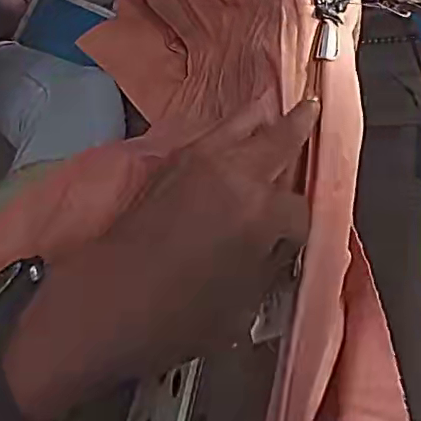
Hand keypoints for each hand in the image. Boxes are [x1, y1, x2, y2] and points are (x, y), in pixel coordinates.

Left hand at [0, 97, 317, 420]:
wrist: (106, 301)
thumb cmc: (175, 316)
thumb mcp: (241, 306)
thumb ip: (270, 265)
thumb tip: (281, 245)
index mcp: (259, 212)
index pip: (300, 210)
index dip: (301, 228)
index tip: (293, 241)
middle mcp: (236, 172)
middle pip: (281, 137)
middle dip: (302, 124)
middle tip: (314, 105)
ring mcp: (204, 159)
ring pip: (246, 119)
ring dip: (265, 115)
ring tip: (276, 104)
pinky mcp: (177, 158)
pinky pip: (216, 131)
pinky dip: (234, 127)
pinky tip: (237, 133)